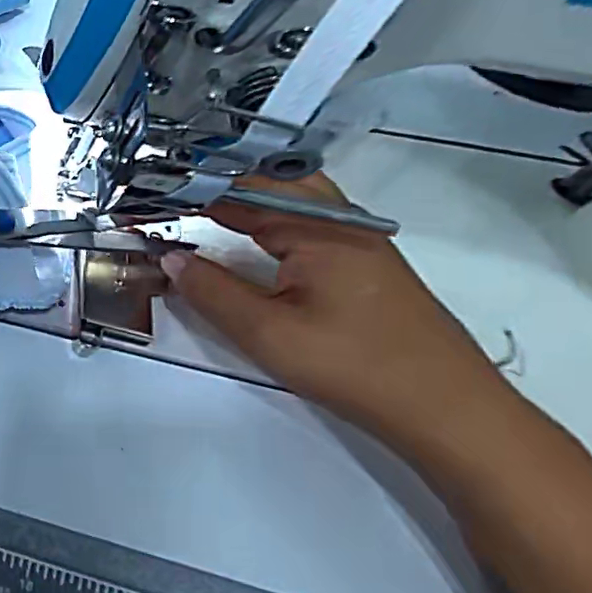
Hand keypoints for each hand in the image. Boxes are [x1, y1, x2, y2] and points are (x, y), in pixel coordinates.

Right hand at [162, 175, 526, 454]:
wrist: (449, 409)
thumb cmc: (357, 367)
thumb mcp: (270, 334)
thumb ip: (212, 291)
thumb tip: (169, 257)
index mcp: (314, 223)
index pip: (235, 189)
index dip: (184, 192)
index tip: (142, 202)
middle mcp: (337, 215)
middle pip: (262, 182)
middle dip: (210, 186)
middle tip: (162, 200)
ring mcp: (356, 233)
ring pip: (286, 198)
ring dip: (238, 200)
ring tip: (194, 209)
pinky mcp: (363, 256)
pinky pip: (304, 219)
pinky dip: (265, 220)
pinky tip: (248, 236)